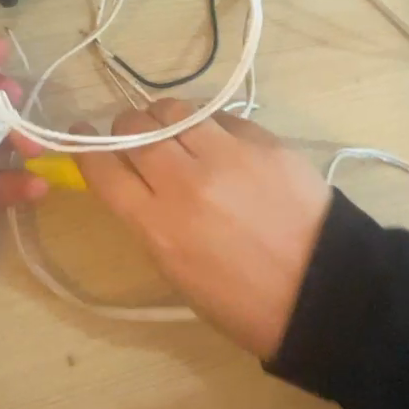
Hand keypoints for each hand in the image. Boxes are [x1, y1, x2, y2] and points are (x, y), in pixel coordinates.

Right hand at [76, 99, 331, 358]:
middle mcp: (185, 182)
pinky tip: (219, 143)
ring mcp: (225, 155)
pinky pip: (218, 115)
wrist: (329, 294)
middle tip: (135, 138)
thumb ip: (146, 218)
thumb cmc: (244, 300)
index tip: (79, 134)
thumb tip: (126, 177)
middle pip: (132, 128)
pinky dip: (209, 125)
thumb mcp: (178, 271)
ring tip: (176, 132)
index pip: (102, 167)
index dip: (84, 146)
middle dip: (125, 129)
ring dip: (164, 118)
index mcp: (158, 226)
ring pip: (171, 109)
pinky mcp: (261, 140)